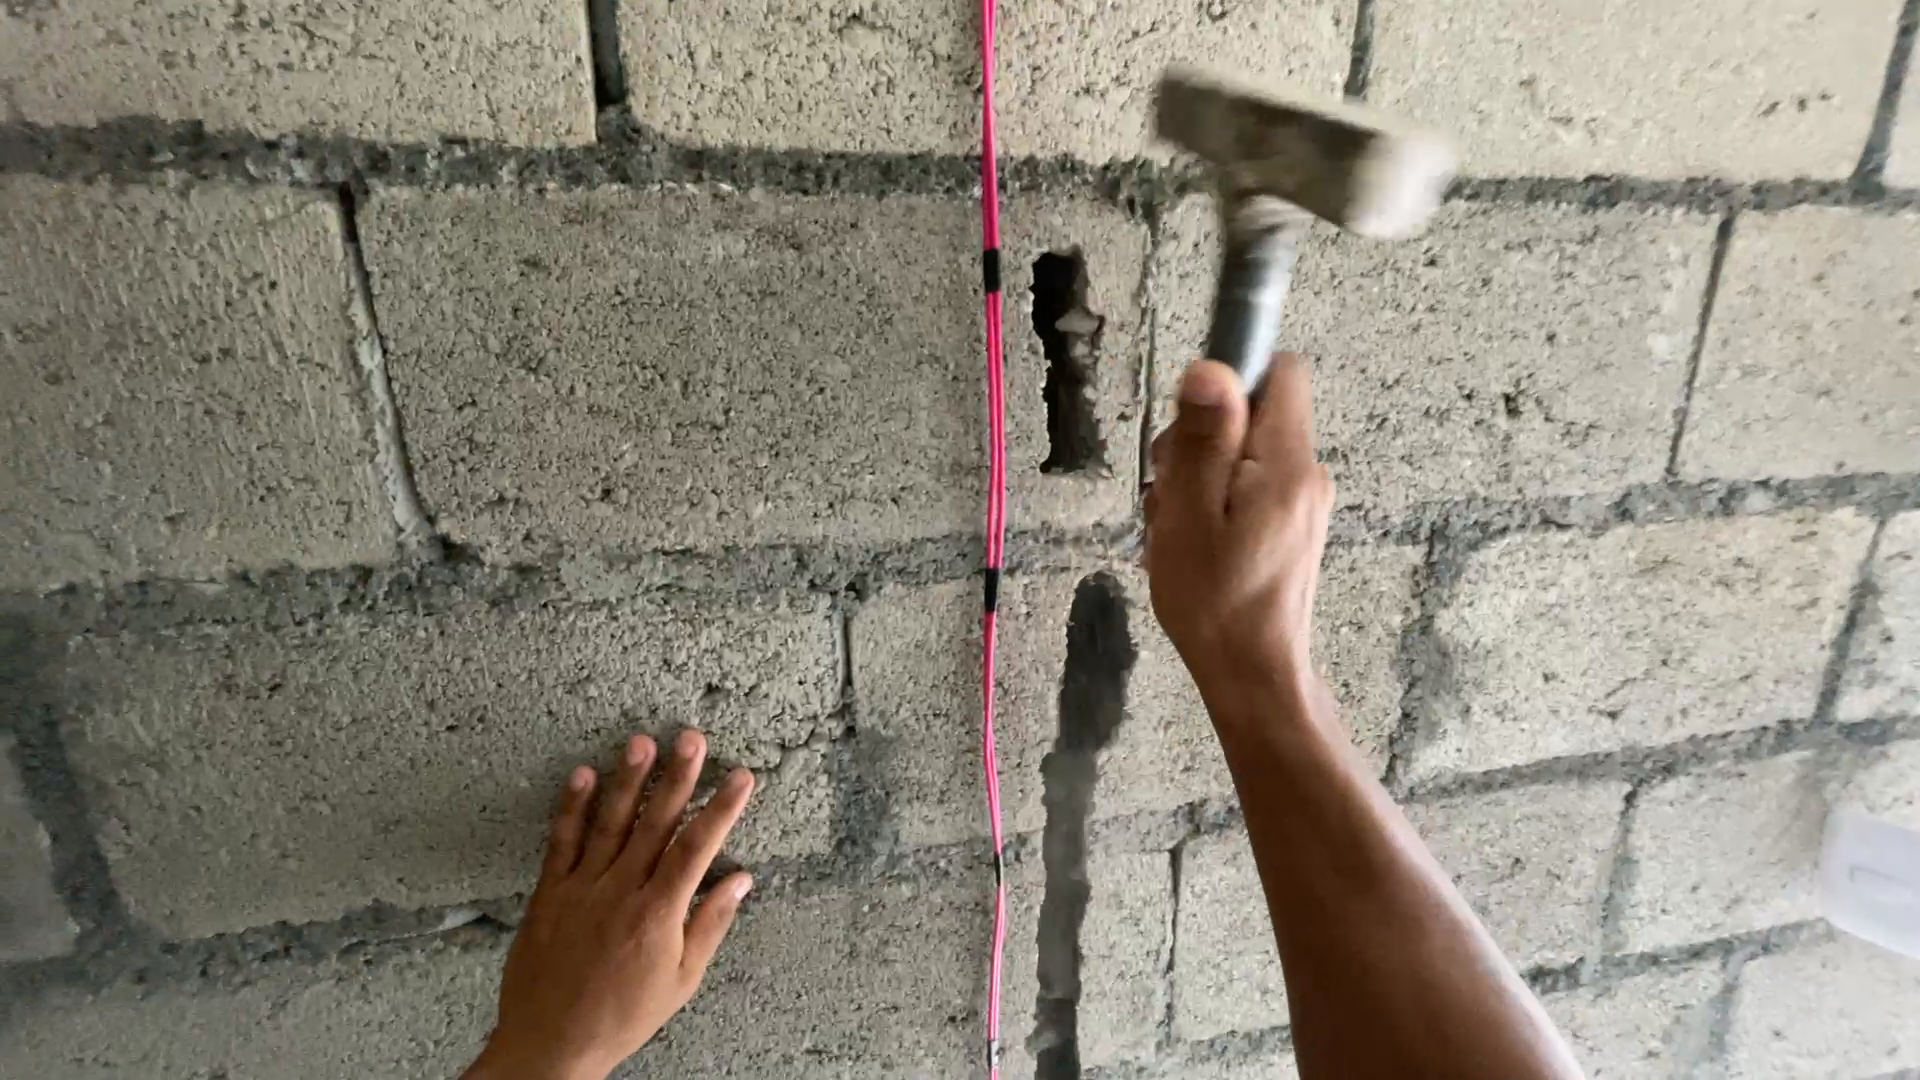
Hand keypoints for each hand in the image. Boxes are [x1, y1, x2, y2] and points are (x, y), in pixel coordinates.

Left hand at [464, 730, 755, 1079]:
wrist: (546, 1049)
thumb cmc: (622, 1016)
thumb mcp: (681, 981)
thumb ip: (711, 924)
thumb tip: (741, 879)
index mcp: (658, 914)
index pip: (697, 848)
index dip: (721, 808)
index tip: (741, 776)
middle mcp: (621, 892)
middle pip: (655, 823)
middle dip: (678, 777)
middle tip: (692, 738)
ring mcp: (582, 889)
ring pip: (610, 824)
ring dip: (628, 780)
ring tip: (641, 742)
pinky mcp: (548, 894)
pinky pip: (561, 843)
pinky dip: (571, 808)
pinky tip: (581, 775)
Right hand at [1145, 354, 1332, 696]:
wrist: (1252, 673)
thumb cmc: (1213, 600)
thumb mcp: (1190, 515)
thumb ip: (1201, 441)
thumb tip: (1209, 367)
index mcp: (1285, 463)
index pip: (1278, 371)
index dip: (1229, 381)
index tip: (1188, 429)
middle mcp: (1306, 473)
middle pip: (1252, 415)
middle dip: (1199, 441)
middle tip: (1170, 494)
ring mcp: (1301, 502)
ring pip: (1241, 454)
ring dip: (1198, 477)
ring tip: (1176, 526)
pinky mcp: (1291, 525)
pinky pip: (1246, 488)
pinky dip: (1212, 503)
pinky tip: (1192, 542)